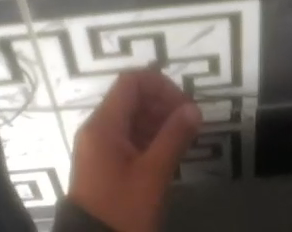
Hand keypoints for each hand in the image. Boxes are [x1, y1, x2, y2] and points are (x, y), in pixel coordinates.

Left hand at [67, 69, 201, 231]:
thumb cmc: (122, 210)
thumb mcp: (152, 175)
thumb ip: (174, 137)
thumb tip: (194, 109)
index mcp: (103, 123)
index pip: (132, 82)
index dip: (161, 86)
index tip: (185, 106)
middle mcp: (97, 128)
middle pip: (131, 98)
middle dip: (163, 105)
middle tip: (190, 124)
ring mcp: (99, 146)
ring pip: (131, 119)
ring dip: (158, 122)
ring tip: (185, 139)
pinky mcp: (104, 164)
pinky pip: (127, 138)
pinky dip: (149, 139)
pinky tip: (169, 153)